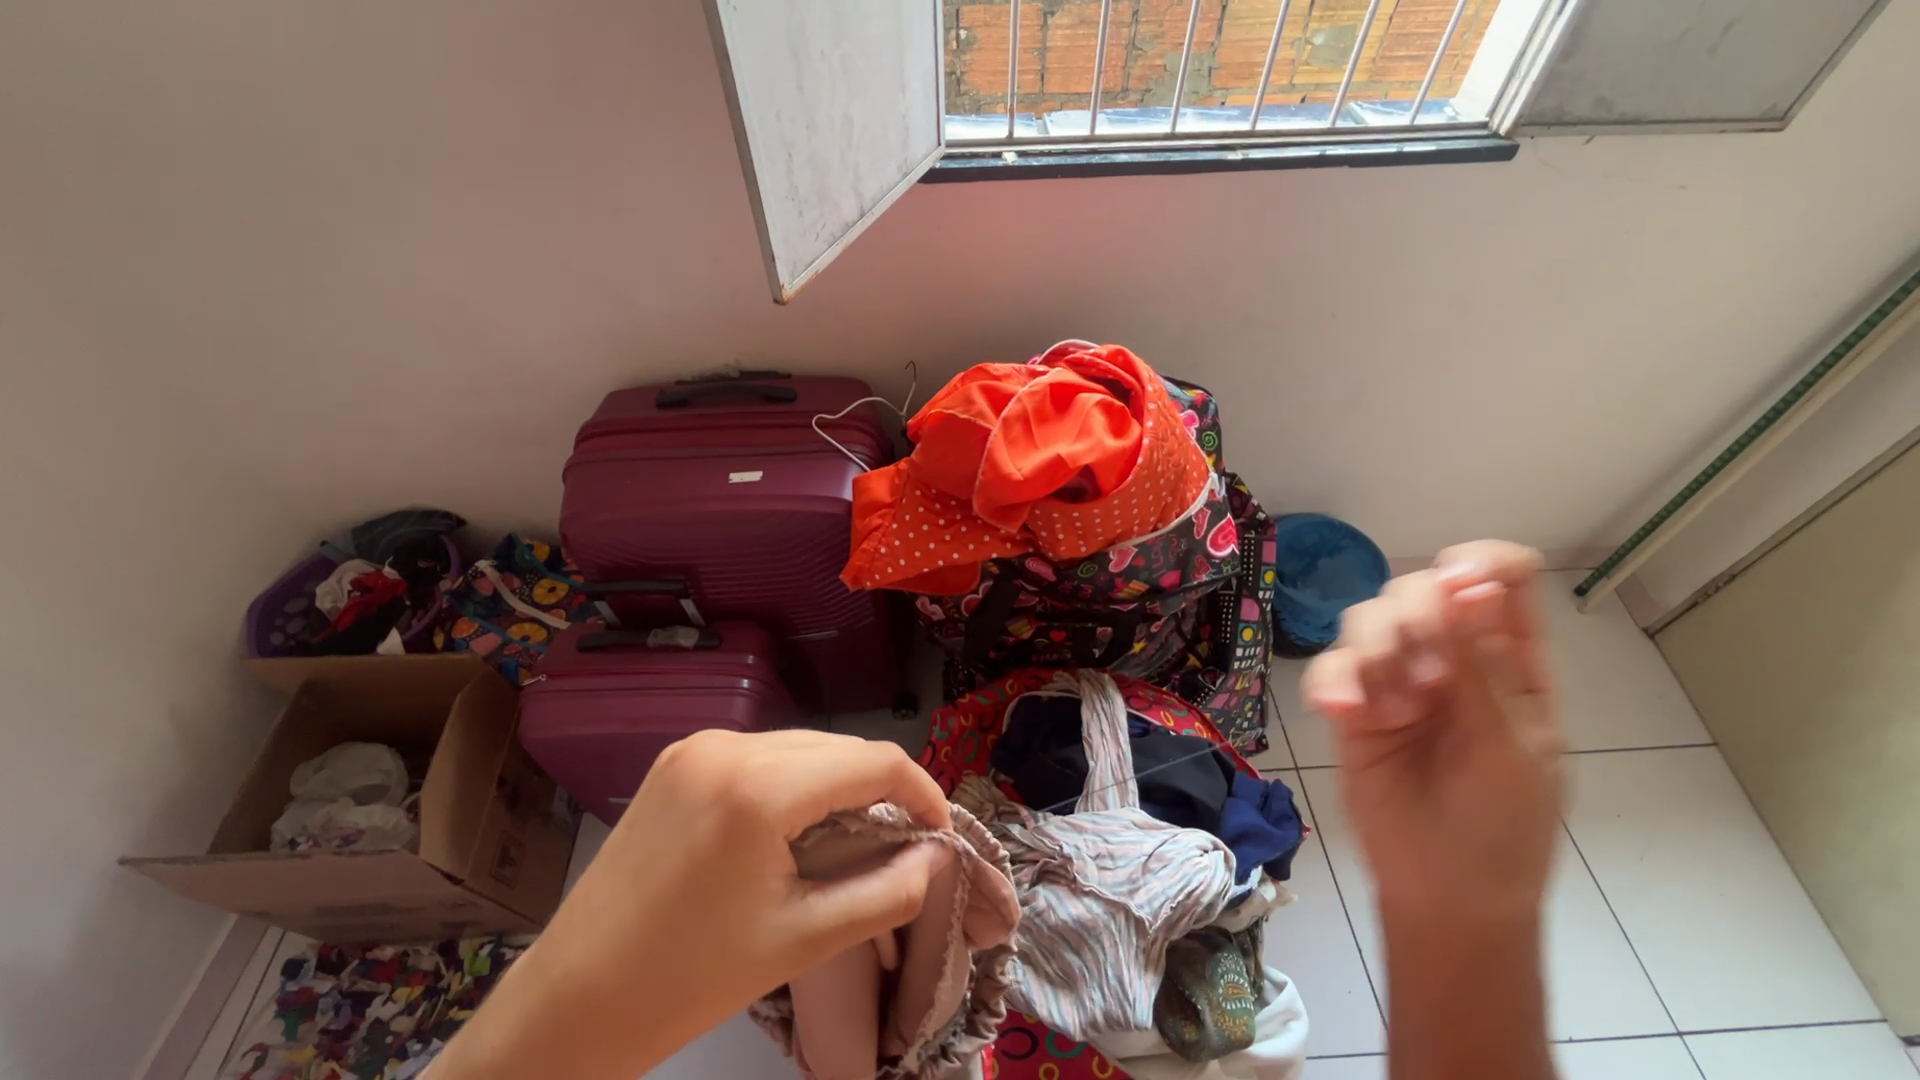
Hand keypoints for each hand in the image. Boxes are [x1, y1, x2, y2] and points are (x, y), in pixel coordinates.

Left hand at [435, 729, 951, 1078]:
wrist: (575, 1000)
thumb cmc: (693, 977)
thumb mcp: (804, 939)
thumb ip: (887, 890)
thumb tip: (936, 855)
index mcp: (760, 785)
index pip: (874, 761)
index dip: (921, 793)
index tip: (940, 835)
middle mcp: (727, 745)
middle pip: (837, 748)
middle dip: (881, 789)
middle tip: (904, 842)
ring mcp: (696, 747)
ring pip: (801, 748)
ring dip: (839, 784)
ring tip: (856, 836)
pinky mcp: (676, 761)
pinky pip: (762, 756)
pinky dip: (796, 782)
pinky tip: (798, 825)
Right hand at [1303, 540, 1563, 923]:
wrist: (1444, 891)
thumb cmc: (1502, 824)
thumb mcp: (1509, 746)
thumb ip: (1483, 665)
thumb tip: (1469, 583)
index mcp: (1511, 659)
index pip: (1502, 578)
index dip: (1481, 563)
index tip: (1458, 582)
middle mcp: (1452, 656)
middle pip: (1422, 589)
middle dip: (1417, 619)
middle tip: (1430, 677)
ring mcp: (1397, 679)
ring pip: (1367, 619)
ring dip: (1376, 653)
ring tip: (1391, 710)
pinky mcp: (1352, 705)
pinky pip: (1330, 668)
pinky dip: (1332, 680)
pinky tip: (1342, 711)